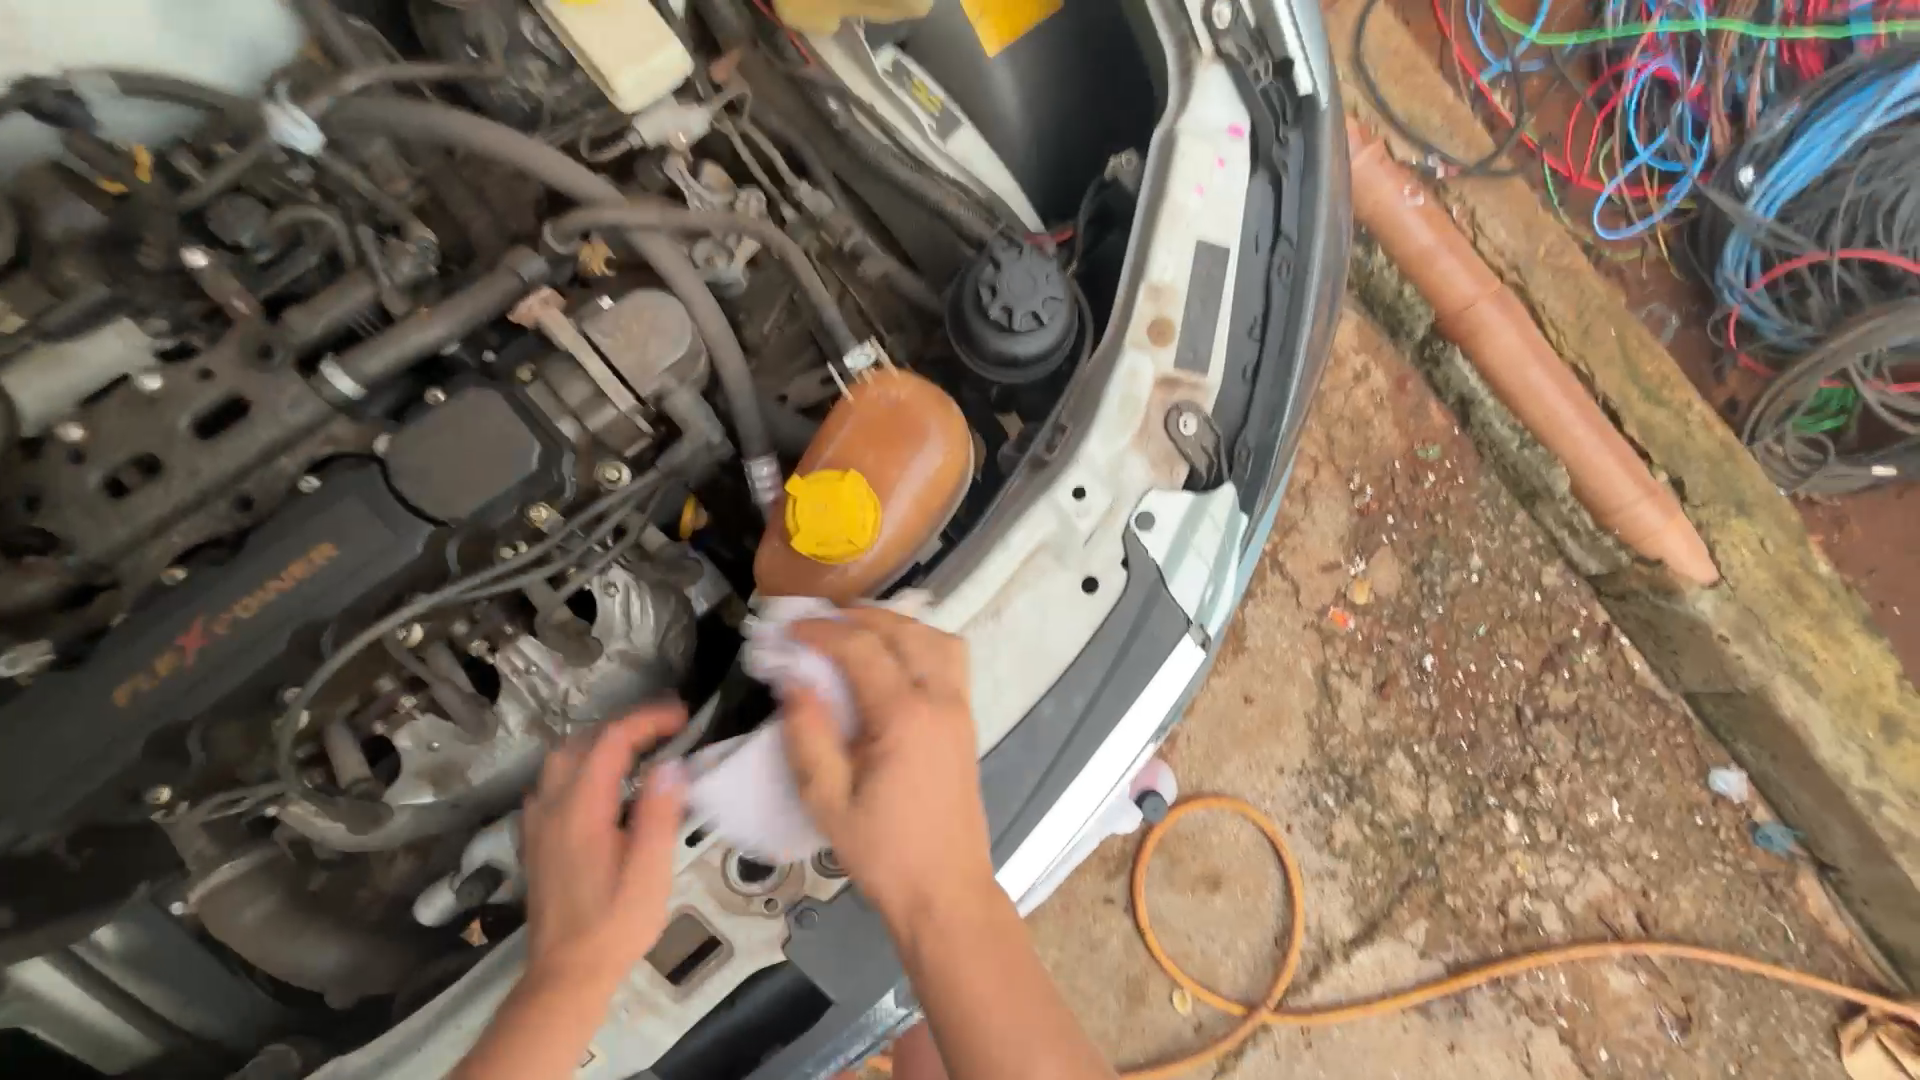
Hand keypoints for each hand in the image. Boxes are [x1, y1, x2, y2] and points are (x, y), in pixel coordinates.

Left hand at [519, 706, 687, 997]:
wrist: (566, 975)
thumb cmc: (615, 924)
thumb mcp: (650, 872)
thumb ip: (658, 813)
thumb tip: (671, 765)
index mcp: (581, 809)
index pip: (612, 740)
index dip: (648, 719)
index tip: (683, 717)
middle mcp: (552, 807)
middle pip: (583, 742)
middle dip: (627, 725)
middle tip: (667, 728)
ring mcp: (538, 823)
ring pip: (563, 759)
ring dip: (602, 742)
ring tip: (639, 747)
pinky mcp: (536, 839)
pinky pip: (553, 782)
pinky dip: (582, 765)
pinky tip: (604, 783)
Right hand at [782, 609, 996, 931]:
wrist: (946, 891)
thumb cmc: (885, 853)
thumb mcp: (828, 802)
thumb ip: (808, 735)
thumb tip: (793, 680)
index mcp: (905, 717)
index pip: (862, 648)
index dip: (822, 631)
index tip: (789, 630)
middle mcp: (940, 700)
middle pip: (903, 629)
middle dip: (857, 616)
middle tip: (817, 622)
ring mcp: (960, 708)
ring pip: (935, 637)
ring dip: (894, 623)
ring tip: (854, 632)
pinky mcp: (966, 721)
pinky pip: (950, 659)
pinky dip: (920, 642)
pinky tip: (890, 660)